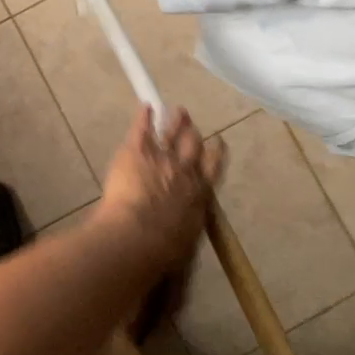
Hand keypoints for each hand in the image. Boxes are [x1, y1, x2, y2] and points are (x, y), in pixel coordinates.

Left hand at [96, 106, 225, 266]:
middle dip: (193, 134)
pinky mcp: (136, 150)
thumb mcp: (184, 243)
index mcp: (199, 195)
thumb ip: (185, 231)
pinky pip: (143, 127)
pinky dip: (144, 115)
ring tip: (177, 110)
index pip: (212, 169)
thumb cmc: (162, 249)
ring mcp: (161, 157)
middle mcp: (184, 172)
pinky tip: (145, 106)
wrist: (138, 234)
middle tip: (192, 124)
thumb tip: (183, 239)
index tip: (218, 143)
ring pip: (171, 133)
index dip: (215, 154)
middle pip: (193, 146)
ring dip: (174, 120)